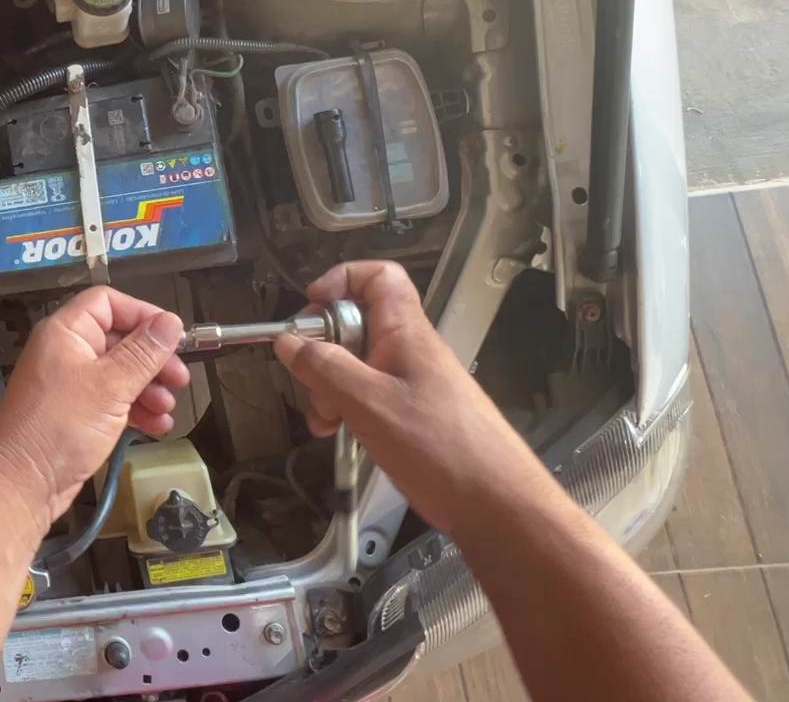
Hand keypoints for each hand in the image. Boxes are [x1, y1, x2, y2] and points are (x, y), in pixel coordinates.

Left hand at [0, 286, 188, 531]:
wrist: (23, 483)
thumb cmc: (60, 426)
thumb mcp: (110, 386)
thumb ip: (143, 353)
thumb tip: (171, 322)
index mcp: (65, 331)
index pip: (107, 303)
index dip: (142, 314)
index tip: (173, 335)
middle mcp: (66, 350)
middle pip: (118, 338)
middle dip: (152, 358)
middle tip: (180, 379)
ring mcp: (71, 383)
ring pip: (119, 372)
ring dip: (148, 387)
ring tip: (168, 407)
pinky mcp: (77, 412)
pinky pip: (113, 399)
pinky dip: (136, 408)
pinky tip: (157, 424)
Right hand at [273, 261, 555, 538]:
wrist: (501, 512)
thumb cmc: (439, 448)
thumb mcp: (366, 402)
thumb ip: (322, 366)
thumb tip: (287, 341)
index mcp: (405, 333)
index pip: (379, 277)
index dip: (342, 279)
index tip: (312, 306)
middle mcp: (408, 350)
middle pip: (353, 324)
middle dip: (321, 349)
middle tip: (309, 379)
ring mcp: (411, 383)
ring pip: (355, 363)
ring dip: (328, 386)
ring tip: (324, 420)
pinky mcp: (411, 413)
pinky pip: (367, 394)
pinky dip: (345, 407)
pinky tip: (337, 431)